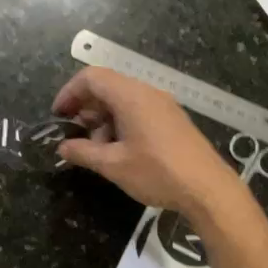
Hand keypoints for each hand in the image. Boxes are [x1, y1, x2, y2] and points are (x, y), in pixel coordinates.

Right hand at [51, 67, 243, 216]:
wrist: (209, 190)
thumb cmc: (157, 173)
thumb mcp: (112, 165)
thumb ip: (83, 152)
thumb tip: (62, 148)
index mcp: (131, 96)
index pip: (91, 77)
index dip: (69, 92)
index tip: (58, 116)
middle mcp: (147, 93)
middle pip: (106, 86)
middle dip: (85, 108)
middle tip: (75, 135)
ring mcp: (162, 105)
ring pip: (122, 99)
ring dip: (102, 119)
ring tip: (97, 149)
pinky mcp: (171, 119)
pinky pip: (138, 109)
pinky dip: (120, 123)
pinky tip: (120, 151)